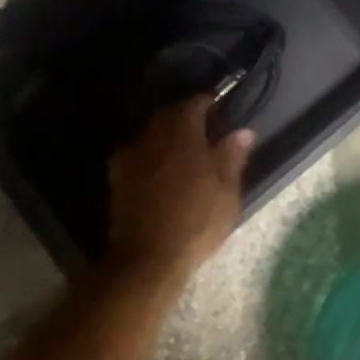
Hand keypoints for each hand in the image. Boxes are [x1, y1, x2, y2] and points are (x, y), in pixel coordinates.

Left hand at [106, 97, 253, 282]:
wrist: (147, 257)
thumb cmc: (196, 223)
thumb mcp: (226, 193)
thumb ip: (232, 157)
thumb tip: (242, 130)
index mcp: (183, 136)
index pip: (194, 104)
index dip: (207, 103)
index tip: (218, 107)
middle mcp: (154, 138)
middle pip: (167, 115)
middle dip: (183, 115)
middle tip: (200, 128)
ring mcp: (131, 156)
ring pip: (149, 133)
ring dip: (163, 134)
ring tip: (178, 149)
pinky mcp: (116, 176)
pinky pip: (134, 153)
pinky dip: (146, 154)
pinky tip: (154, 168)